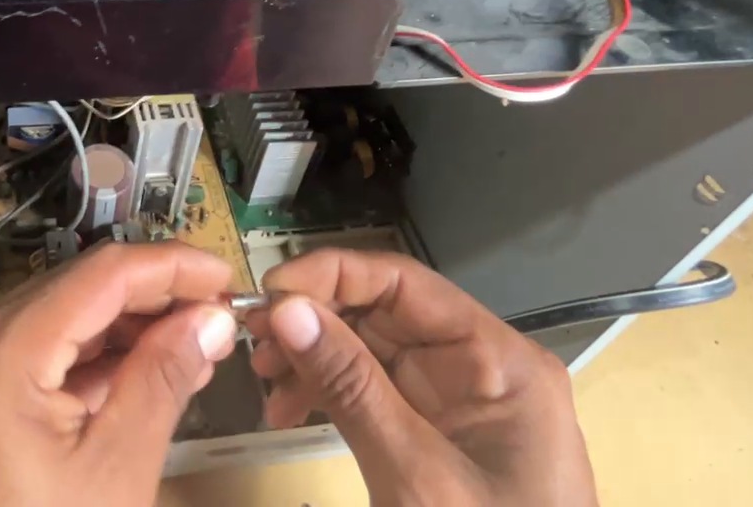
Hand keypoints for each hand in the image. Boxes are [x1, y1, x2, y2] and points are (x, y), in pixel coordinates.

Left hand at [0, 242, 239, 506]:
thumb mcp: (113, 472)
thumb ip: (163, 381)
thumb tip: (212, 319)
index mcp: (3, 346)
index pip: (103, 274)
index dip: (171, 266)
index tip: (227, 277)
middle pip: (82, 286)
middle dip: (155, 296)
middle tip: (218, 315)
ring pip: (66, 310)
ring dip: (131, 323)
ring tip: (195, 342)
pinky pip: (44, 343)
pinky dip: (96, 352)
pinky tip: (147, 364)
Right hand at [246, 250, 596, 506]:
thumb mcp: (416, 478)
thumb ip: (350, 385)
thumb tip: (284, 307)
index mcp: (498, 359)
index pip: (404, 281)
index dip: (332, 275)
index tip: (268, 292)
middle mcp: (476, 364)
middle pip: (380, 312)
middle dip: (313, 321)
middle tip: (254, 339)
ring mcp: (452, 399)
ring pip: (365, 348)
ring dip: (310, 357)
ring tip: (265, 381)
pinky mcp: (429, 432)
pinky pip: (367, 389)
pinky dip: (323, 393)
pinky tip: (286, 411)